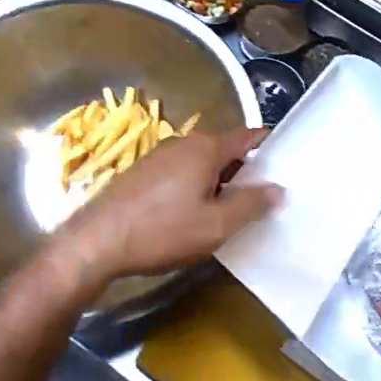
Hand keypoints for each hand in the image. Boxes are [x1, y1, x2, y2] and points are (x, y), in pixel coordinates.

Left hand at [49, 129, 281, 292]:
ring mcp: (158, 156)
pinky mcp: (141, 173)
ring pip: (201, 163)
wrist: (96, 242)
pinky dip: (194, 186)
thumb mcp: (215, 225)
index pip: (247, 137)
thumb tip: (278, 188)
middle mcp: (182, 143)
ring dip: (217, 181)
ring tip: (228, 211)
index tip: (284, 163)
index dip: (268, 148)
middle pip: (224, 150)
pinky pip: (180, 173)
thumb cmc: (162, 232)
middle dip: (243, 171)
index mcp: (205, 148)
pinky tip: (191, 214)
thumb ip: (251, 205)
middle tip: (259, 198)